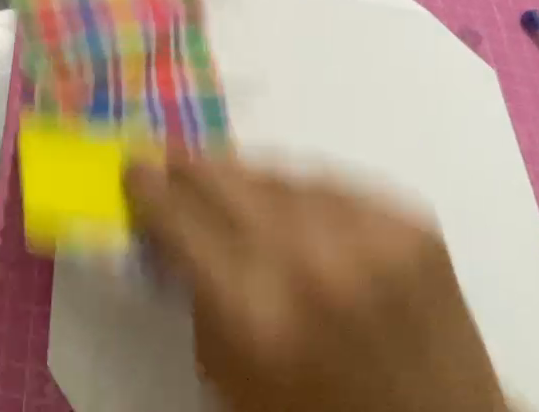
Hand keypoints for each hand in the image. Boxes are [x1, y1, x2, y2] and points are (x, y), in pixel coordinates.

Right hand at [124, 156, 505, 411]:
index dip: (143, 185)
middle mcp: (307, 257)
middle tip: (172, 164)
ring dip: (244, 180)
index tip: (131, 169)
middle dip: (186, 168)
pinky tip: (297, 215)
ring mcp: (365, 233)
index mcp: (252, 309)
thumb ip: (191, 290)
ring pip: (271, 170)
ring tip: (235, 193)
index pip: (172, 213)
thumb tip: (163, 223)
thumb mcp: (228, 373)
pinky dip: (301, 194)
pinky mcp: (407, 221)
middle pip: (217, 174)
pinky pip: (327, 182)